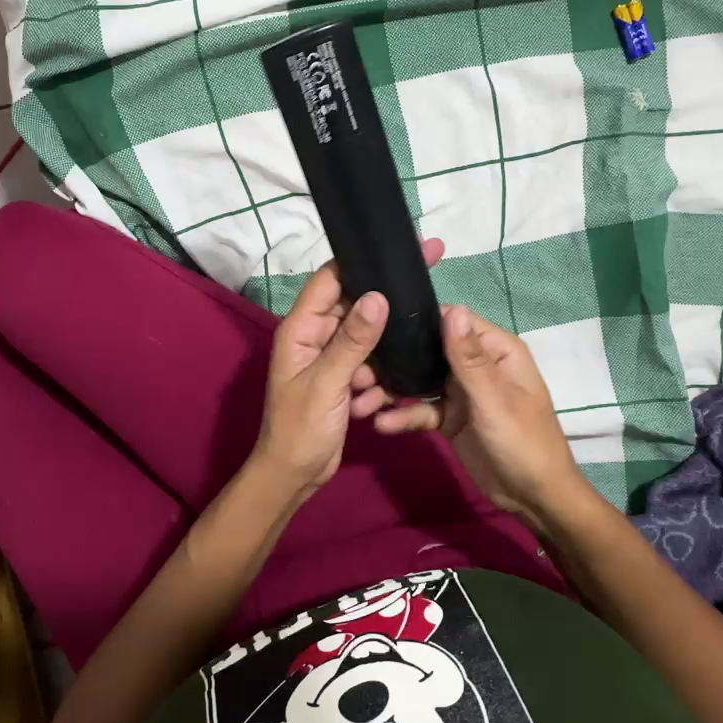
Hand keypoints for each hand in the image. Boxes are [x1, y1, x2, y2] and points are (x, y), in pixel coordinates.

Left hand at [249, 239, 444, 495]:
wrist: (294, 475)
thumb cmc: (300, 429)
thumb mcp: (326, 384)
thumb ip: (352, 342)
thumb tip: (378, 297)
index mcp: (300, 329)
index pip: (330, 280)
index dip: (363, 260)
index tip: (400, 247)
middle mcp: (314, 336)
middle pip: (353, 302)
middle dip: (385, 296)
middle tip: (428, 273)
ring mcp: (330, 356)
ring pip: (365, 332)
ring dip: (385, 341)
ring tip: (411, 339)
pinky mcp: (343, 376)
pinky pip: (369, 359)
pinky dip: (382, 366)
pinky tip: (395, 377)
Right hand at [375, 305, 581, 520]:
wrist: (533, 499)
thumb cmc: (524, 442)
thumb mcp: (494, 400)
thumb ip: (469, 358)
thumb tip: (452, 309)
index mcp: (496, 350)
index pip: (453, 321)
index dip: (419, 320)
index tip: (379, 324)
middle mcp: (477, 365)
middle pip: (429, 351)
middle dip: (396, 359)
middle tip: (359, 369)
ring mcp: (461, 392)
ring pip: (420, 381)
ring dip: (392, 390)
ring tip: (360, 401)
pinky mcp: (450, 418)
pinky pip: (421, 410)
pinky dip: (402, 416)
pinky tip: (381, 424)